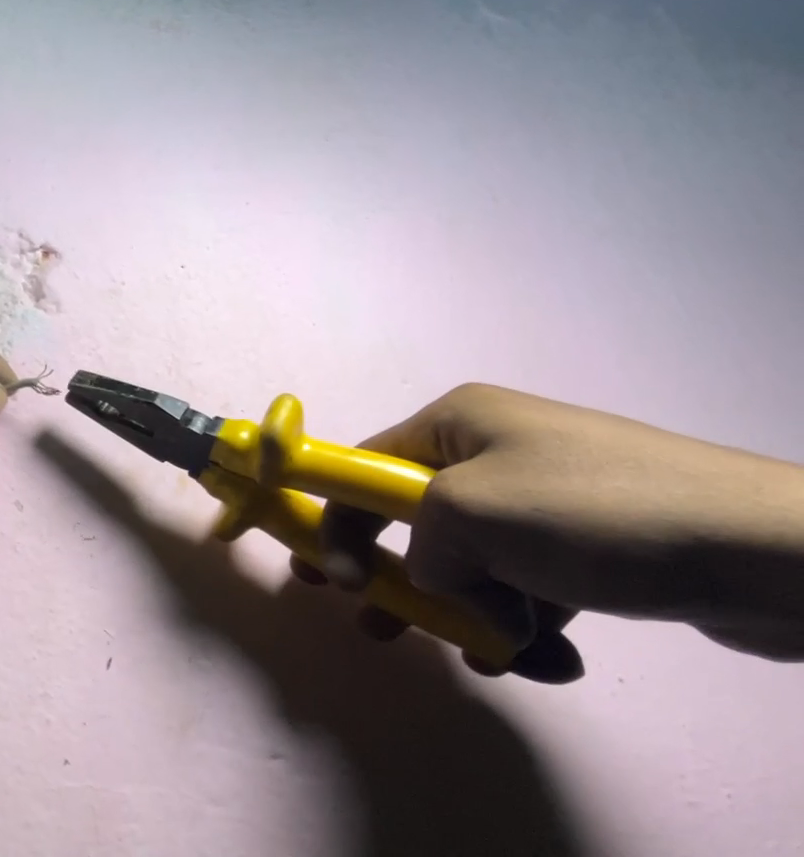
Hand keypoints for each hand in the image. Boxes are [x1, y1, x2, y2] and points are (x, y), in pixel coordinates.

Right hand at [304, 383, 803, 680]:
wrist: (774, 551)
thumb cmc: (592, 514)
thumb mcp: (467, 517)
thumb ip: (416, 549)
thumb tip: (437, 581)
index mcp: (454, 424)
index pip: (362, 467)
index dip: (332, 518)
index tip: (325, 576)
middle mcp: (492, 452)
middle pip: (412, 520)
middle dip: (399, 579)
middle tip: (381, 625)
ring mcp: (544, 498)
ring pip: (470, 563)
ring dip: (472, 614)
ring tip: (496, 654)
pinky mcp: (590, 544)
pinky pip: (527, 583)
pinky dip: (527, 622)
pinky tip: (552, 657)